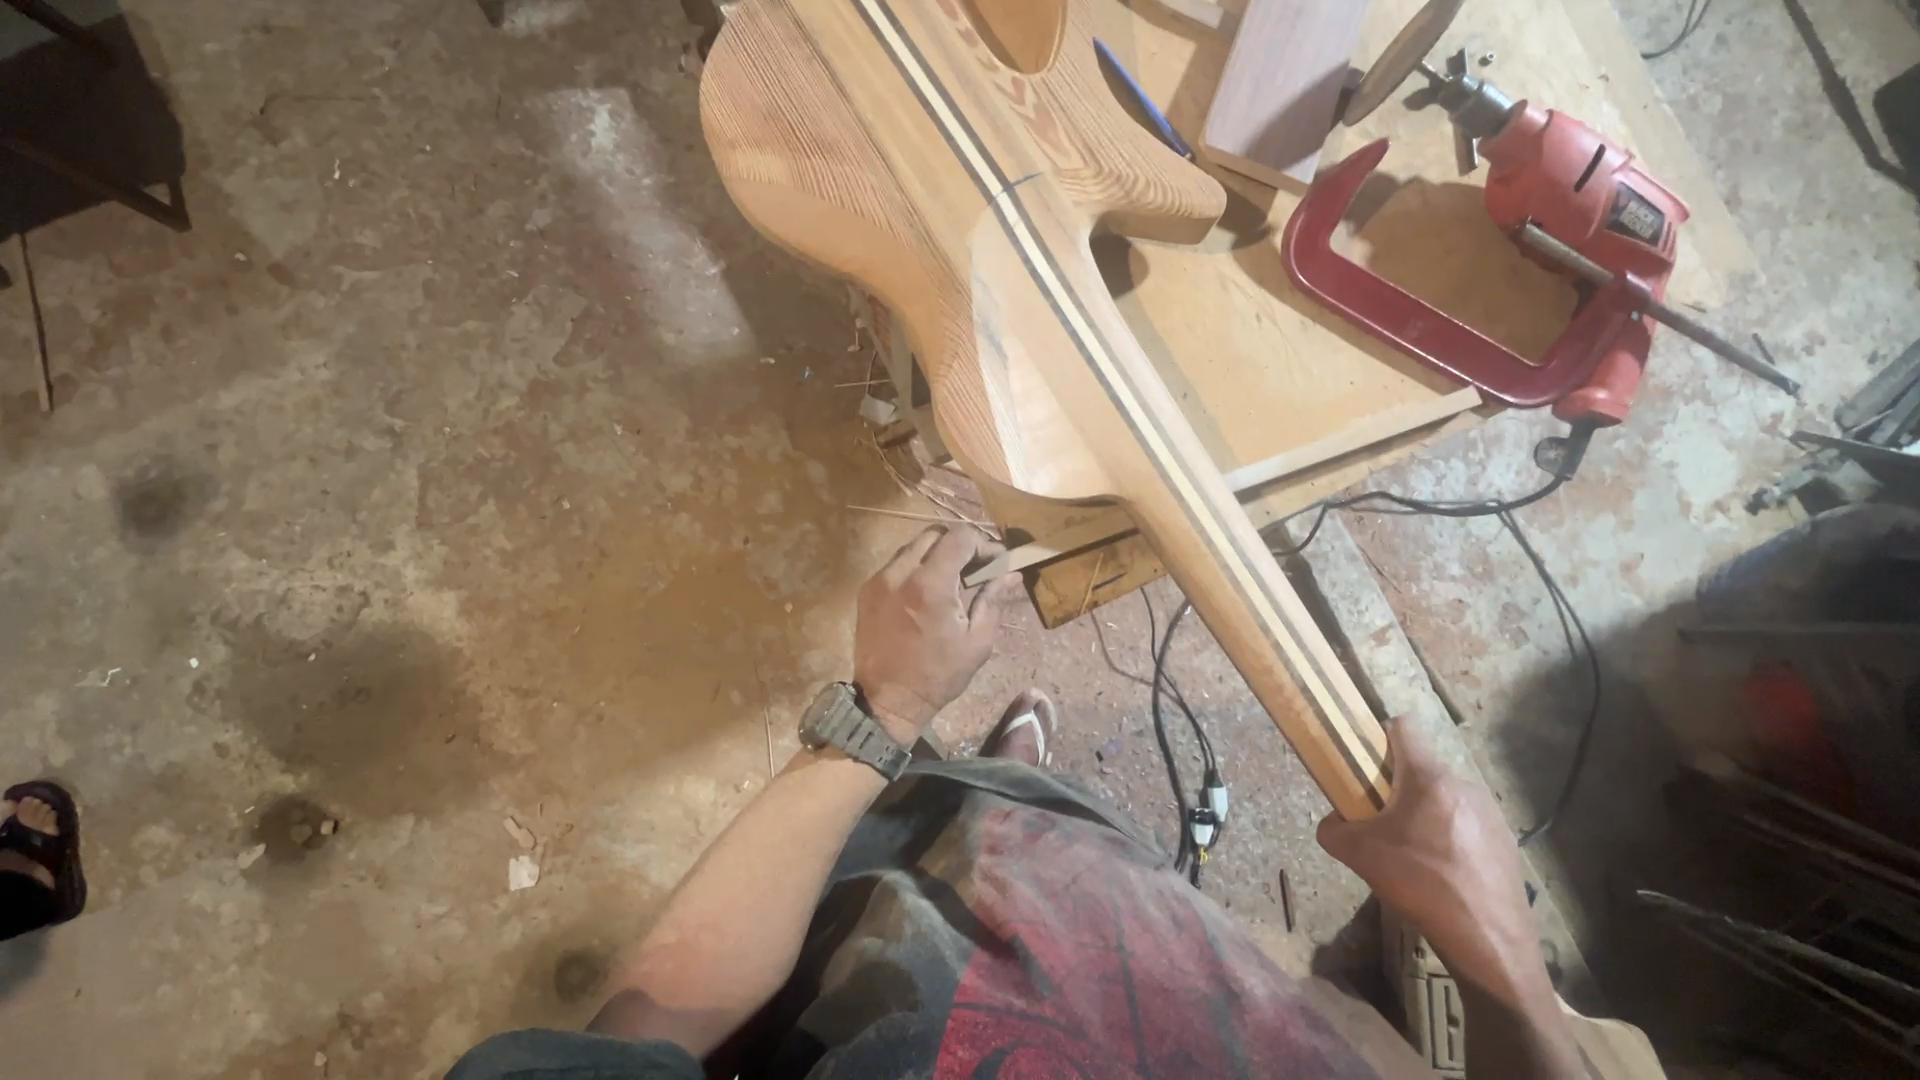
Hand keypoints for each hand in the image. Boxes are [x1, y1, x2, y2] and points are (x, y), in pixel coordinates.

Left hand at [853, 526, 1020, 741]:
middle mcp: (900, 573)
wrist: (888, 700)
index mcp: (930, 584)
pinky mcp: (867, 590)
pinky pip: (896, 564)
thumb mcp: (977, 641)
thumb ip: (993, 599)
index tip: (996, 562)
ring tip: (953, 580)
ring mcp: (879, 580)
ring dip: (937, 555)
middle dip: (960, 545)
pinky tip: (928, 592)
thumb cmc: (938, 675)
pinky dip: (916, 568)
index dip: (984, 544)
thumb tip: (1011, 574)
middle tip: (975, 568)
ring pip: (913, 547)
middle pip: (935, 534)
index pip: (960, 538)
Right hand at [1317, 720, 1549, 1003]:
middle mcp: (1463, 785)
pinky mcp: (1505, 840)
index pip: (1402, 727)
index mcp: (1428, 779)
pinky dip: (1448, 835)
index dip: (1378, 736)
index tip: (1364, 765)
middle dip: (1396, 784)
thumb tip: (1334, 822)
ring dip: (1423, 811)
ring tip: (1412, 852)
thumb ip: (1333, 829)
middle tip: (1381, 819)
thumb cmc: (1420, 885)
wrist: (1489, 943)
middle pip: (1420, 766)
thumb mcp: (1359, 856)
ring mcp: (1490, 813)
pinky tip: (1442, 872)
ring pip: (1443, 795)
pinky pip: (1465, 822)